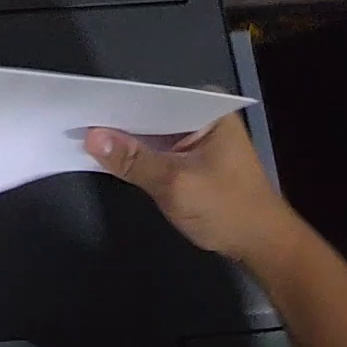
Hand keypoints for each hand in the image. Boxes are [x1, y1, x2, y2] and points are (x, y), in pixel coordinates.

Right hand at [85, 113, 285, 259]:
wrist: (266, 249)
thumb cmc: (227, 210)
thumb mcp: (174, 184)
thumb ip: (132, 160)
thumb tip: (90, 137)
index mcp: (206, 106)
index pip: (153, 97)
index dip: (119, 103)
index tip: (85, 108)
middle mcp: (202, 112)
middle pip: (151, 113)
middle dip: (121, 122)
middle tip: (80, 123)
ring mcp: (199, 134)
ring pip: (153, 131)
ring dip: (129, 139)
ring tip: (89, 138)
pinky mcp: (193, 156)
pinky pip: (159, 147)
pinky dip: (140, 154)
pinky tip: (115, 158)